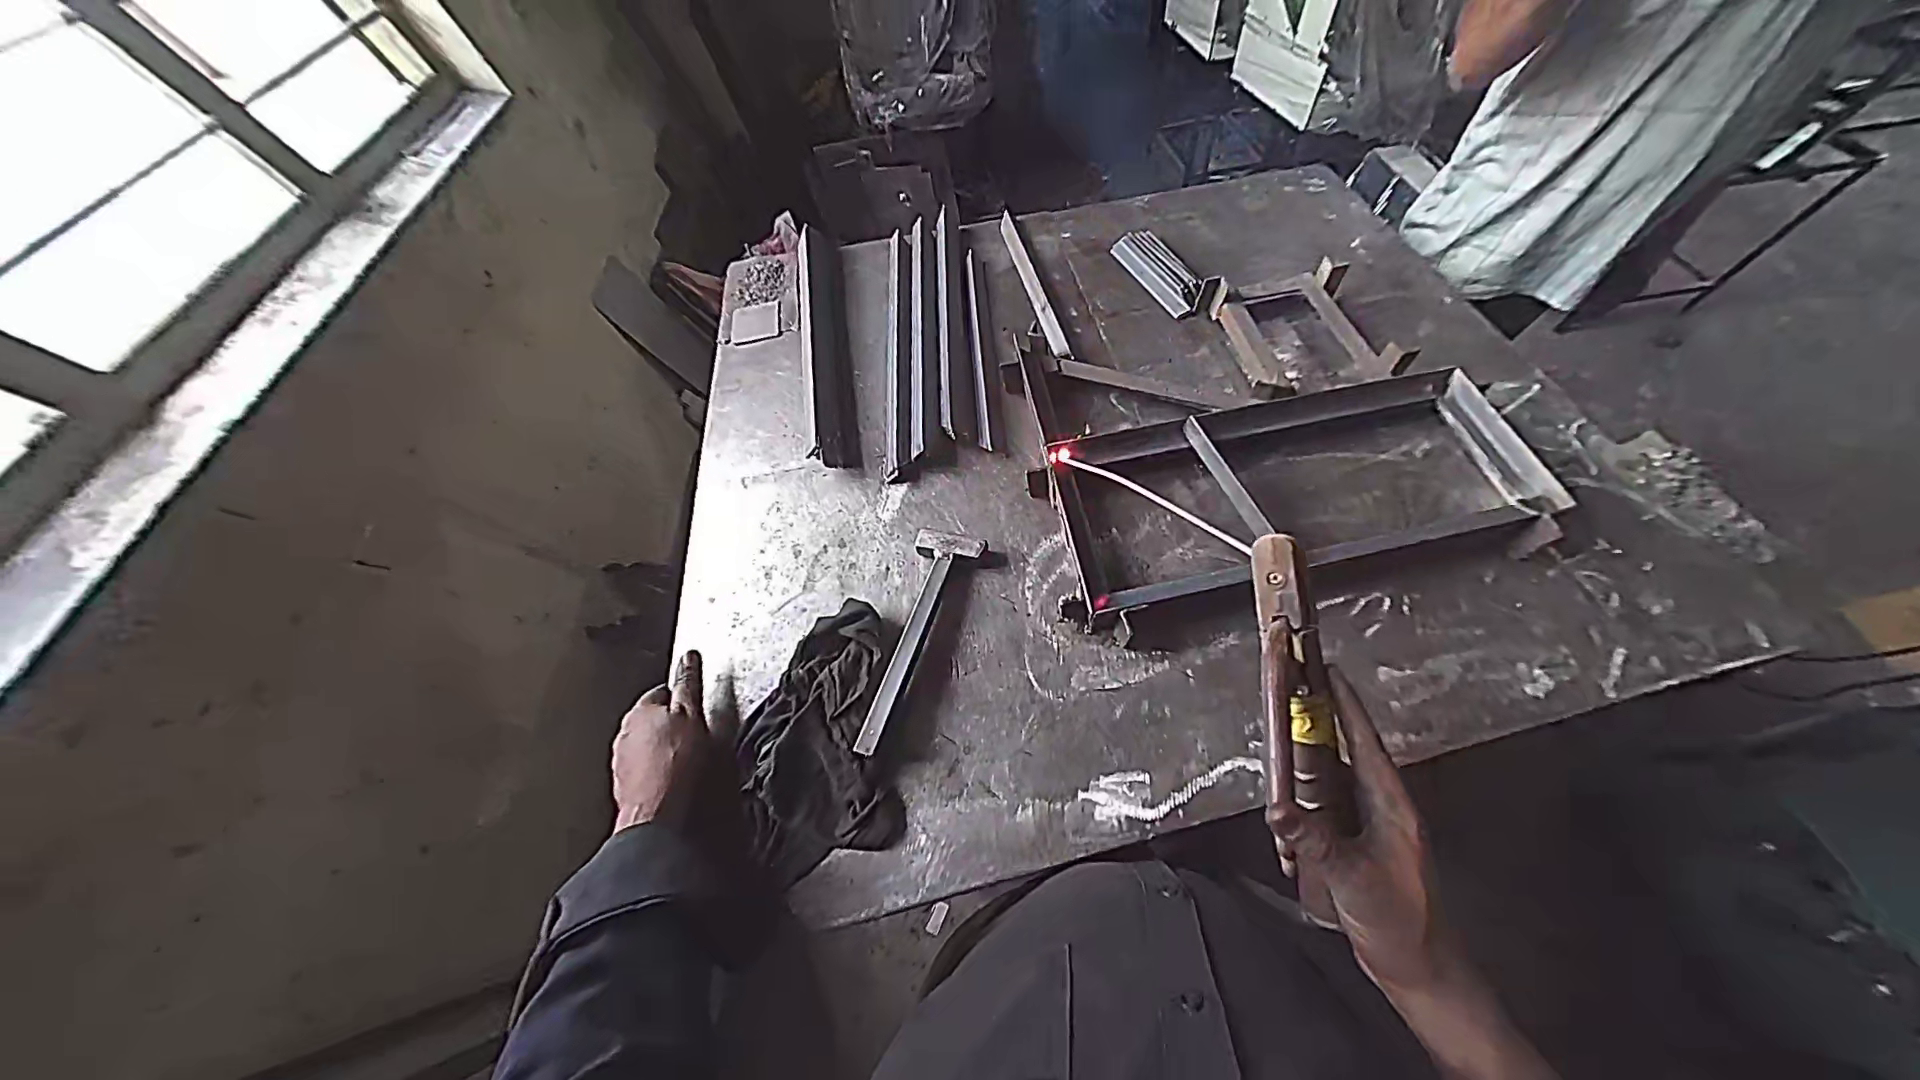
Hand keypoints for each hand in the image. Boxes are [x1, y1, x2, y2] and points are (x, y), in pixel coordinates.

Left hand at [611, 651, 708, 831]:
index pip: (663, 691)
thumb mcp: (692, 714)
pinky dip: (658, 770)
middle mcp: (624, 734)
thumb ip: (688, 684)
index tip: (697, 703)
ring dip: (664, 748)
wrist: (658, 817)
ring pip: (648, 745)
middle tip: (697, 733)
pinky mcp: (625, 787)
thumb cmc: (678, 764)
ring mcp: (622, 762)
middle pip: (654, 718)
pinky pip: (646, 769)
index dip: (684, 696)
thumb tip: (688, 658)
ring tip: (688, 760)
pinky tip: (675, 779)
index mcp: (640, 711)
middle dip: (672, 723)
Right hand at [1268, 668, 1454, 994]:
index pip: (1363, 741)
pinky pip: (1316, 809)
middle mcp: (1376, 806)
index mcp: (1390, 805)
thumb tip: (1277, 810)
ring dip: (1297, 775)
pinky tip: (1283, 819)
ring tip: (1276, 768)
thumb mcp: (1355, 878)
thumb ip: (1314, 841)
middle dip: (1309, 728)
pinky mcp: (1348, 842)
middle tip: (1284, 702)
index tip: (1328, 671)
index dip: (1346, 704)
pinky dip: (1296, 807)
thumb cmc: (1403, 924)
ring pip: (1324, 782)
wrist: (1420, 970)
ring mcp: (1362, 825)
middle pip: (1337, 753)